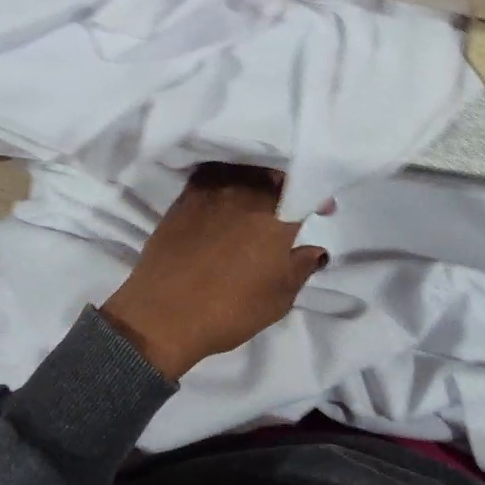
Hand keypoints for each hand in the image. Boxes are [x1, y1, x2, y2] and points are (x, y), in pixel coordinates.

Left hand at [99, 164, 328, 380]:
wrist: (163, 314)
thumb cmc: (229, 310)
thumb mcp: (278, 298)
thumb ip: (301, 267)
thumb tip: (315, 248)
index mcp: (275, 215)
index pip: (305, 191)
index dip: (317, 198)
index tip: (322, 211)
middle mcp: (245, 193)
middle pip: (274, 174)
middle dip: (288, 186)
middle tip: (290, 204)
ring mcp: (211, 191)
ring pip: (244, 170)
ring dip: (258, 179)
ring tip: (259, 198)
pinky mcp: (185, 197)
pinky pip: (213, 175)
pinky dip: (227, 180)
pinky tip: (227, 197)